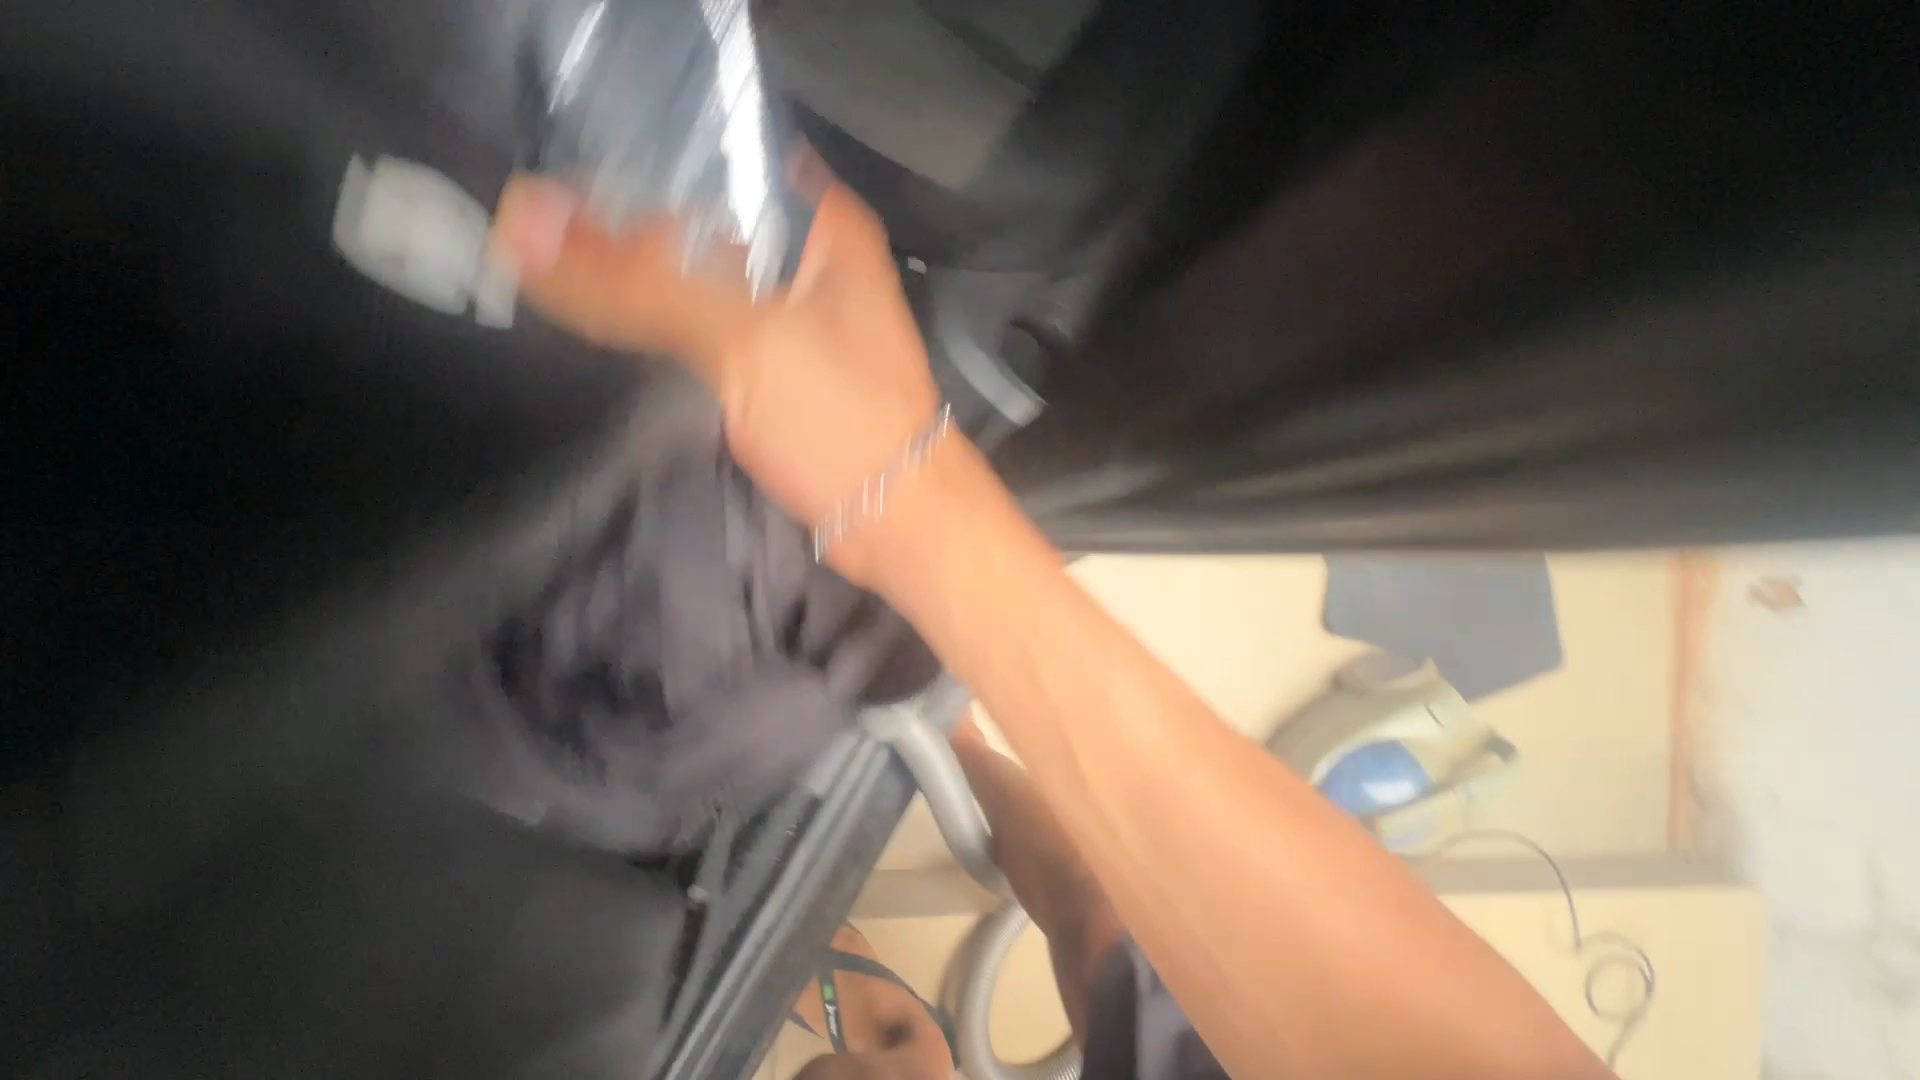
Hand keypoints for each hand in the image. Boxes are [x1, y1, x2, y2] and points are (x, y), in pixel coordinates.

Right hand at [492, 177, 940, 579]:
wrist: (897, 521)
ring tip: (541, 251)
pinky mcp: (776, 370)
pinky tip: (600, 310)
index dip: (646, 150)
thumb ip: (640, 282)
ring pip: (702, 275)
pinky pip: (706, 326)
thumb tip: (524, 221)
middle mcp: (812, 260)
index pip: (725, 153)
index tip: (559, 153)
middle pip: (704, 216)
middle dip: (628, 215)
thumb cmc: (843, 421)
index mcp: (826, 226)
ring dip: (638, 272)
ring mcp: (794, 318)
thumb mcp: (746, 340)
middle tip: (530, 213)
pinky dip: (660, 319)